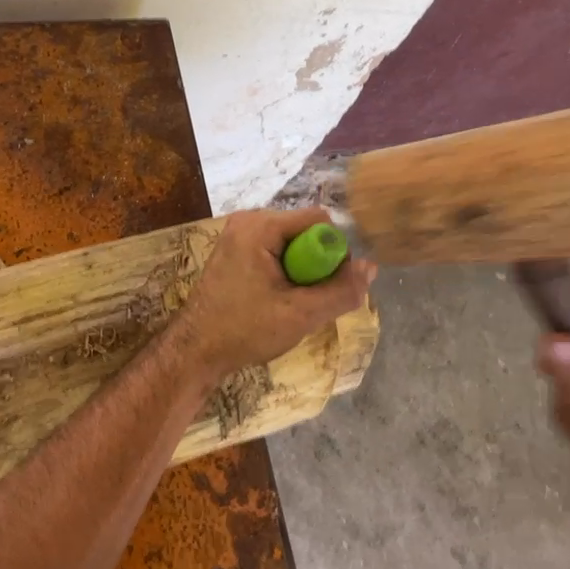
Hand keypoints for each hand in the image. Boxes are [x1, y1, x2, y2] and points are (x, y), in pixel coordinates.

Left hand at [168, 208, 374, 383]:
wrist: (198, 348)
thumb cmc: (246, 329)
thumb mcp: (302, 314)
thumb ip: (341, 290)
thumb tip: (371, 267)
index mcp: (260, 226)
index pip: (319, 221)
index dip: (333, 252)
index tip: (325, 285)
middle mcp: (247, 220)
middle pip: (305, 230)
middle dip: (315, 264)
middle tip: (305, 299)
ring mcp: (238, 233)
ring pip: (292, 243)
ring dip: (300, 271)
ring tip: (287, 302)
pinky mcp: (235, 248)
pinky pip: (275, 250)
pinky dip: (283, 272)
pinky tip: (273, 298)